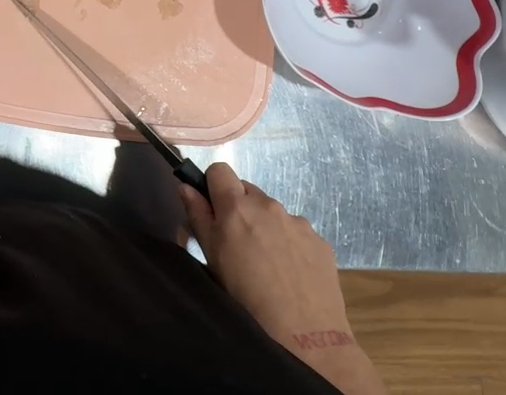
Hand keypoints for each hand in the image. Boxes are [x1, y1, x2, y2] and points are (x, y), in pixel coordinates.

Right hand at [179, 163, 356, 355]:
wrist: (304, 335)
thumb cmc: (246, 296)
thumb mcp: (212, 257)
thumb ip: (198, 216)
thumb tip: (185, 186)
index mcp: (237, 206)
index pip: (220, 169)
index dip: (213, 186)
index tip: (212, 210)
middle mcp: (269, 204)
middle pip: (247, 191)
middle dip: (239, 209)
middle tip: (238, 244)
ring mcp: (298, 222)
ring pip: (273, 213)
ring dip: (265, 226)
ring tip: (267, 264)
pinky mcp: (320, 240)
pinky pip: (297, 232)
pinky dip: (289, 244)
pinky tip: (290, 273)